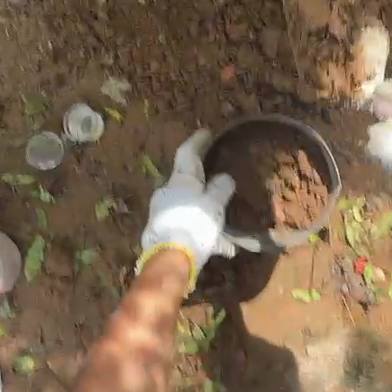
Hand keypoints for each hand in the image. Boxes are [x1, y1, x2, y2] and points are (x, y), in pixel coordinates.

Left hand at [138, 130, 236, 288]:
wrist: (170, 259)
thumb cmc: (194, 223)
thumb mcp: (214, 204)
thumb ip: (221, 188)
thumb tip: (224, 178)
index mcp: (180, 179)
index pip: (187, 153)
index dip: (198, 141)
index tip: (206, 133)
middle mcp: (168, 192)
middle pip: (188, 182)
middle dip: (203, 183)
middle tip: (219, 181)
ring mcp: (163, 213)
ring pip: (190, 208)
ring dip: (207, 213)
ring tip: (227, 226)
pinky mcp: (163, 233)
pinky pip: (189, 227)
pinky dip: (205, 233)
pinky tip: (223, 248)